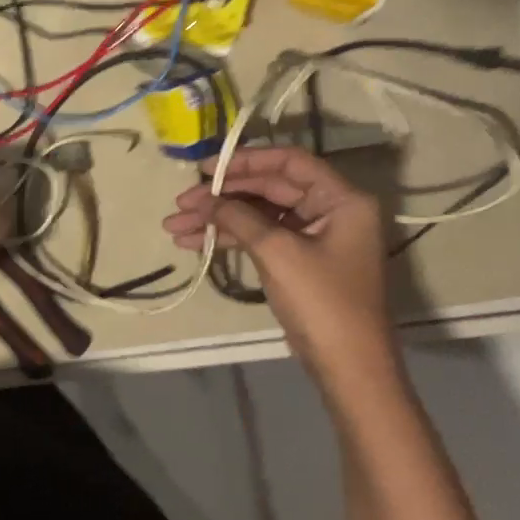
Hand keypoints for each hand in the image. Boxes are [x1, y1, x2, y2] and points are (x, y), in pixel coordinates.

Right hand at [162, 147, 397, 382]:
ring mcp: (313, 235)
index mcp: (341, 200)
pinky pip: (256, 234)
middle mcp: (330, 211)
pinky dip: (226, 236)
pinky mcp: (297, 257)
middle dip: (221, 194)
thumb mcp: (276, 251)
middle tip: (180, 203)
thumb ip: (238, 217)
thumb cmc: (321, 298)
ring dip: (216, 217)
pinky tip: (192, 242)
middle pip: (268, 187)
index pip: (290, 162)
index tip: (204, 169)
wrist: (345, 359)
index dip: (245, 160)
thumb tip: (204, 199)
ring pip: (256, 212)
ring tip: (174, 226)